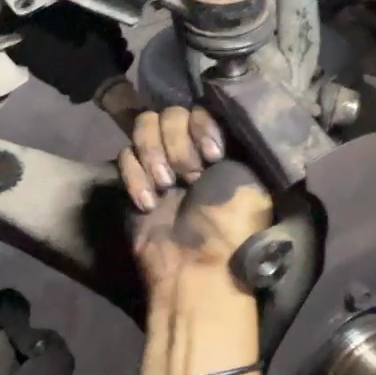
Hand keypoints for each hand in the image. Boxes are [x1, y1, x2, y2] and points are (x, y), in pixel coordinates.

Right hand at [96, 80, 271, 288]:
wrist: (195, 267)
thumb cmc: (230, 225)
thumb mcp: (251, 179)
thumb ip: (238, 140)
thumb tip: (226, 110)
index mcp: (222, 146)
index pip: (201, 107)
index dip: (201, 126)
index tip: (213, 156)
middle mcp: (191, 149)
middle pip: (169, 113)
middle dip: (178, 145)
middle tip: (190, 178)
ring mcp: (160, 163)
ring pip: (143, 125)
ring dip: (153, 155)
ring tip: (166, 187)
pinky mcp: (135, 179)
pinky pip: (124, 155)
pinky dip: (135, 178)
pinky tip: (148, 204)